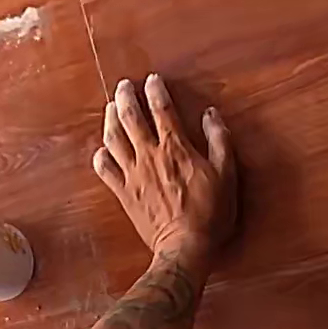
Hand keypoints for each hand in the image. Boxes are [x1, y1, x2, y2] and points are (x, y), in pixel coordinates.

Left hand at [94, 75, 237, 269]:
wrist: (186, 247)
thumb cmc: (210, 214)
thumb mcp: (226, 176)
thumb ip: (219, 141)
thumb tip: (211, 115)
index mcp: (175, 148)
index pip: (161, 109)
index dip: (155, 91)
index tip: (152, 80)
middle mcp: (149, 155)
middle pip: (130, 117)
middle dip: (125, 97)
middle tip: (124, 86)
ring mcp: (133, 175)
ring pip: (113, 138)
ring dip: (109, 119)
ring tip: (110, 109)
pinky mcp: (124, 194)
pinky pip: (105, 170)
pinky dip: (100, 156)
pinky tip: (102, 151)